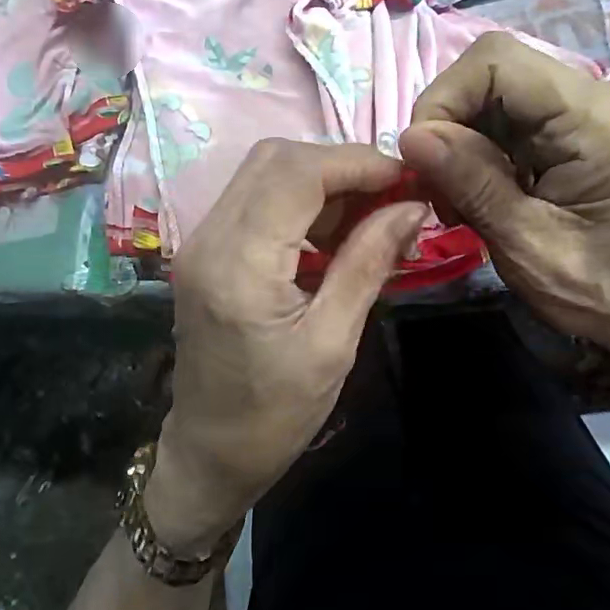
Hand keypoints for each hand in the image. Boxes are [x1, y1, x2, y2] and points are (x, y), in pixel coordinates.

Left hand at [147, 140, 425, 554]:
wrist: (209, 451)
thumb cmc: (276, 413)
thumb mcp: (333, 343)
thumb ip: (367, 263)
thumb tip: (411, 206)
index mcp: (240, 264)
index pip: (296, 173)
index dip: (356, 162)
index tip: (407, 178)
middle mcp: (208, 239)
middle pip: (273, 159)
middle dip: (337, 164)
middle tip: (389, 196)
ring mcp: (198, 242)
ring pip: (260, 173)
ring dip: (316, 180)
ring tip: (367, 215)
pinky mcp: (202, 252)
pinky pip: (250, 201)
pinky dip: (293, 201)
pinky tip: (329, 232)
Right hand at [398, 32, 609, 368]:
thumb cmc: (603, 293)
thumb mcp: (527, 246)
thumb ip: (472, 183)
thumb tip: (409, 137)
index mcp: (599, 122)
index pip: (497, 62)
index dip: (444, 98)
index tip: (423, 159)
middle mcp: (600, 100)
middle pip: (493, 69)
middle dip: (447, 120)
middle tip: (436, 184)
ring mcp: (591, 112)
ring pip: (494, 91)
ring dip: (459, 137)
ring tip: (456, 196)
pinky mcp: (579, 130)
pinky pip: (510, 115)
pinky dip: (478, 146)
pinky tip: (478, 189)